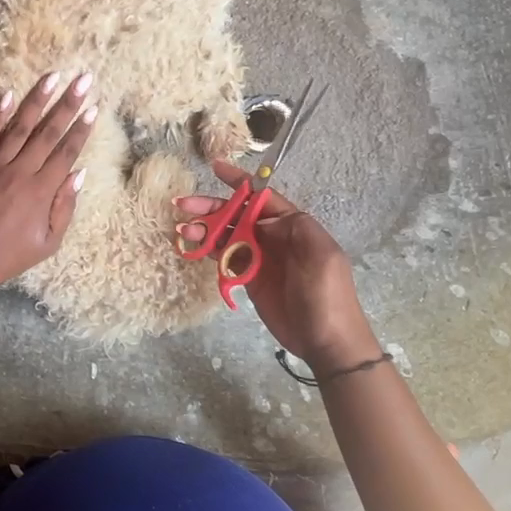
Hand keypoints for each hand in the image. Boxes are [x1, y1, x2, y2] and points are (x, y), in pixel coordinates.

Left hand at [0, 71, 96, 293]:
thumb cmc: (10, 255)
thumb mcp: (48, 242)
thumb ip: (65, 206)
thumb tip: (79, 172)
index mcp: (40, 192)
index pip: (65, 152)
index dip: (81, 129)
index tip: (94, 107)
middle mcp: (17, 173)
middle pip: (47, 132)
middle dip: (67, 104)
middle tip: (83, 79)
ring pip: (18, 126)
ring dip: (37, 100)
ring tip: (52, 77)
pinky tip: (8, 94)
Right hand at [176, 161, 381, 375]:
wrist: (327, 342)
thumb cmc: (328, 296)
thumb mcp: (322, 255)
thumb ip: (296, 226)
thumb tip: (262, 216)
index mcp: (295, 226)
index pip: (263, 198)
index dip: (240, 183)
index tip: (215, 168)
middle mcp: (275, 238)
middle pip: (238, 215)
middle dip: (212, 208)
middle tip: (184, 205)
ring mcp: (261, 259)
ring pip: (227, 236)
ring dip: (204, 229)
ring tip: (182, 229)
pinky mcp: (249, 278)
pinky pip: (226, 258)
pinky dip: (208, 250)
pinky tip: (192, 246)